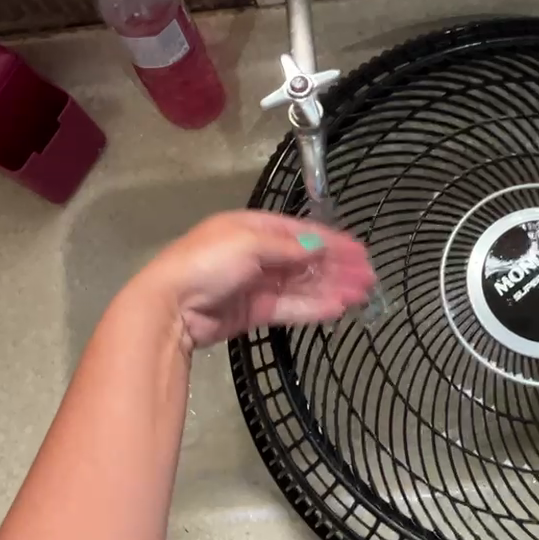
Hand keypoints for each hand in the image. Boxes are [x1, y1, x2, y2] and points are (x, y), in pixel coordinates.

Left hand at [132, 211, 377, 350]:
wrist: (169, 306)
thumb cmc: (206, 263)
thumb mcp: (248, 243)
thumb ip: (288, 247)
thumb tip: (320, 247)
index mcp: (251, 228)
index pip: (300, 232)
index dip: (332, 241)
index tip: (360, 251)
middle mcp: (255, 253)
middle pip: (304, 259)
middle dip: (337, 267)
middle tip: (368, 277)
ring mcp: (254, 284)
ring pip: (301, 285)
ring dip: (331, 288)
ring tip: (361, 295)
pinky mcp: (252, 312)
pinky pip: (289, 307)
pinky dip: (312, 307)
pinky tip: (336, 308)